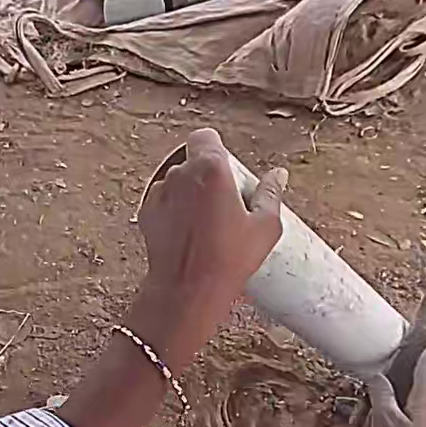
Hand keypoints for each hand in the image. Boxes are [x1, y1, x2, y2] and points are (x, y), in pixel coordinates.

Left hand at [133, 129, 284, 353]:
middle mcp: (180, 174)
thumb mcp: (265, 227)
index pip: (206, 137)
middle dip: (205, 174)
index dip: (216, 149)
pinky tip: (189, 234)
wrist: (187, 290)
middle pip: (192, 160)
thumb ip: (271, 194)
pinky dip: (174, 210)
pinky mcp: (146, 213)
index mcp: (211, 168)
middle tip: (223, 203)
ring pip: (176, 181)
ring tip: (206, 224)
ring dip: (188, 192)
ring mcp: (159, 193)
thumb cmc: (228, 259)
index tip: (228, 171)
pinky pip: (163, 202)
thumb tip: (278, 175)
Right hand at [366, 333, 425, 426]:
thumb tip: (378, 377)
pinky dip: (404, 396)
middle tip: (407, 345)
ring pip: (420, 392)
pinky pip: (415, 406)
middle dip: (418, 360)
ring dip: (409, 379)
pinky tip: (390, 400)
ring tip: (394, 369)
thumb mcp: (385, 420)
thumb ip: (381, 395)